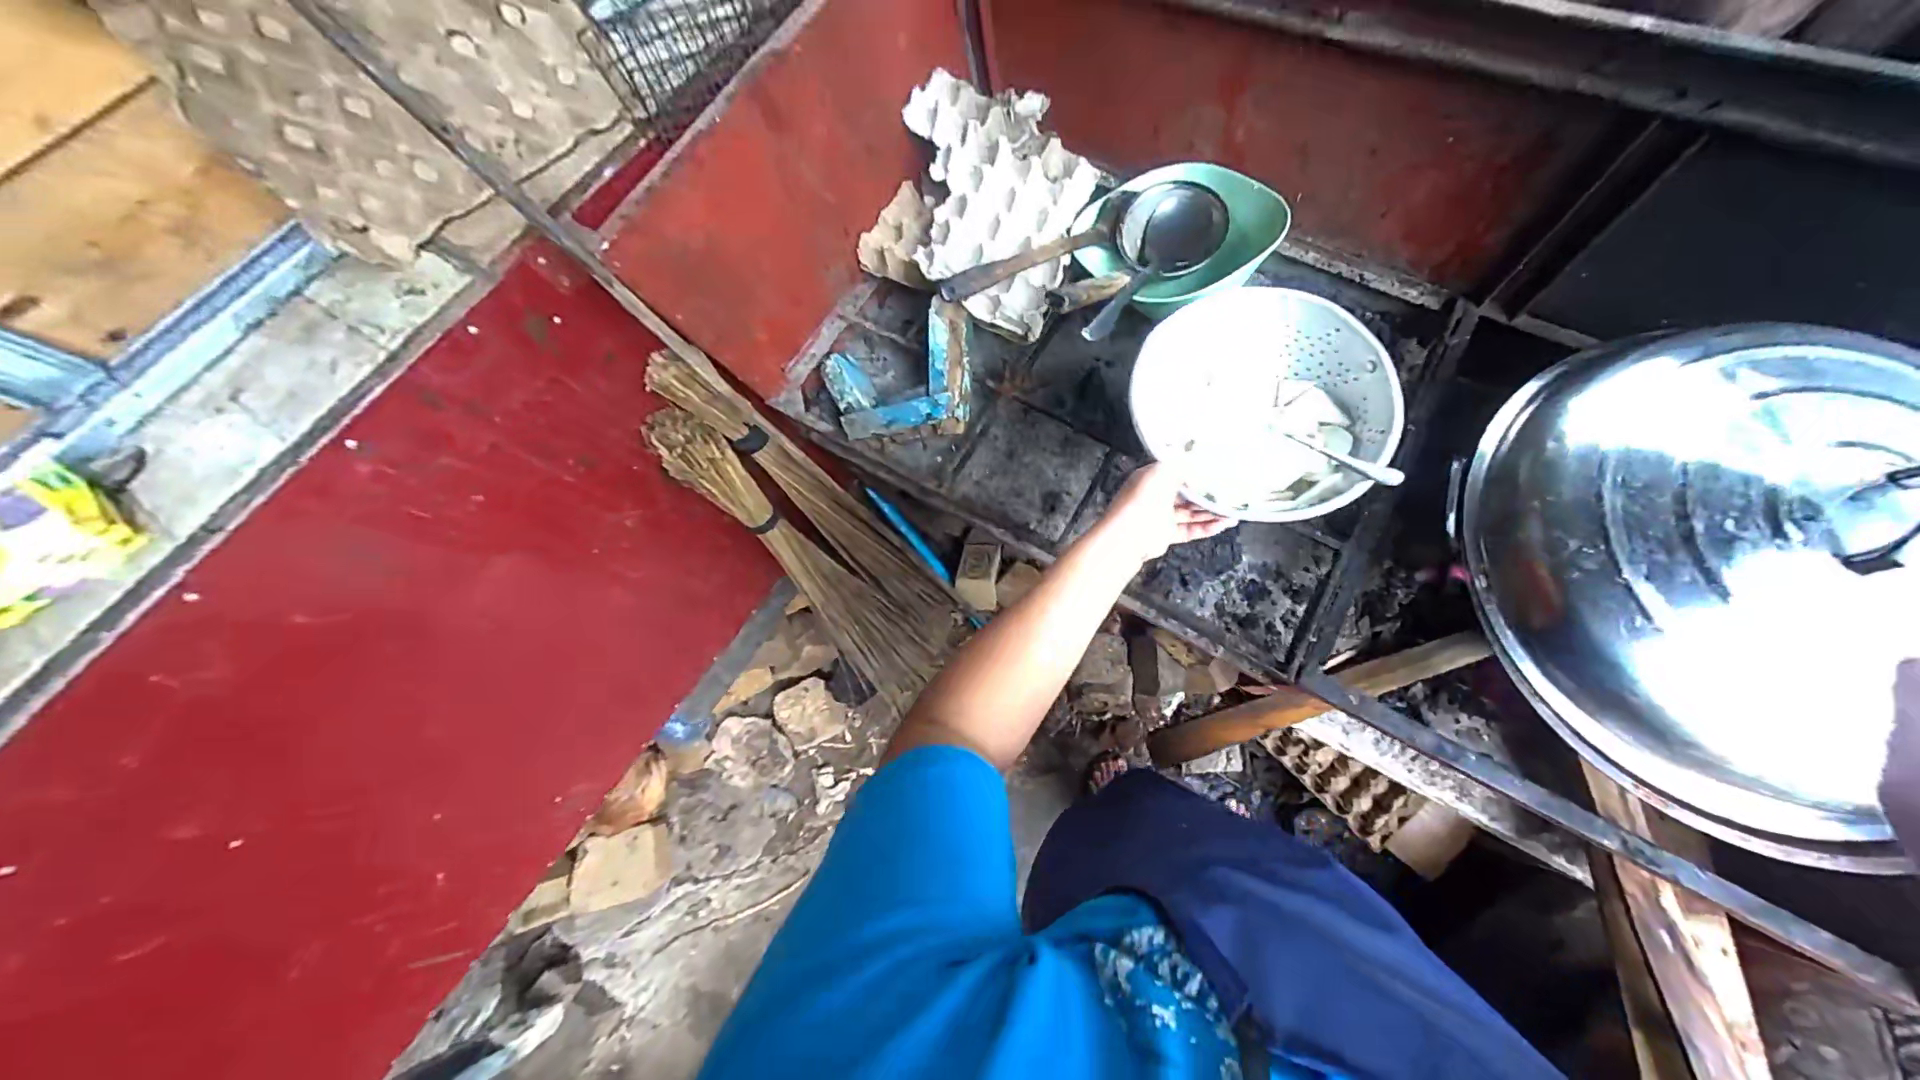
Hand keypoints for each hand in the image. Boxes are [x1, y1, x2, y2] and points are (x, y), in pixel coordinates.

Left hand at [1097, 462, 1236, 563]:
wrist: (1128, 534)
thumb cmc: (1142, 498)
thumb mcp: (1162, 471)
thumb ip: (1181, 467)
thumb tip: (1196, 473)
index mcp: (1152, 478)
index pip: (1177, 473)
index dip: (1196, 473)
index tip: (1217, 474)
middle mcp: (1156, 496)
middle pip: (1187, 495)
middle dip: (1208, 495)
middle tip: (1231, 494)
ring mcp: (1161, 517)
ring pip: (1191, 513)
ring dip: (1212, 512)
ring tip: (1233, 512)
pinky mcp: (1166, 535)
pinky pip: (1190, 530)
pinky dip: (1206, 528)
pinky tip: (1223, 524)